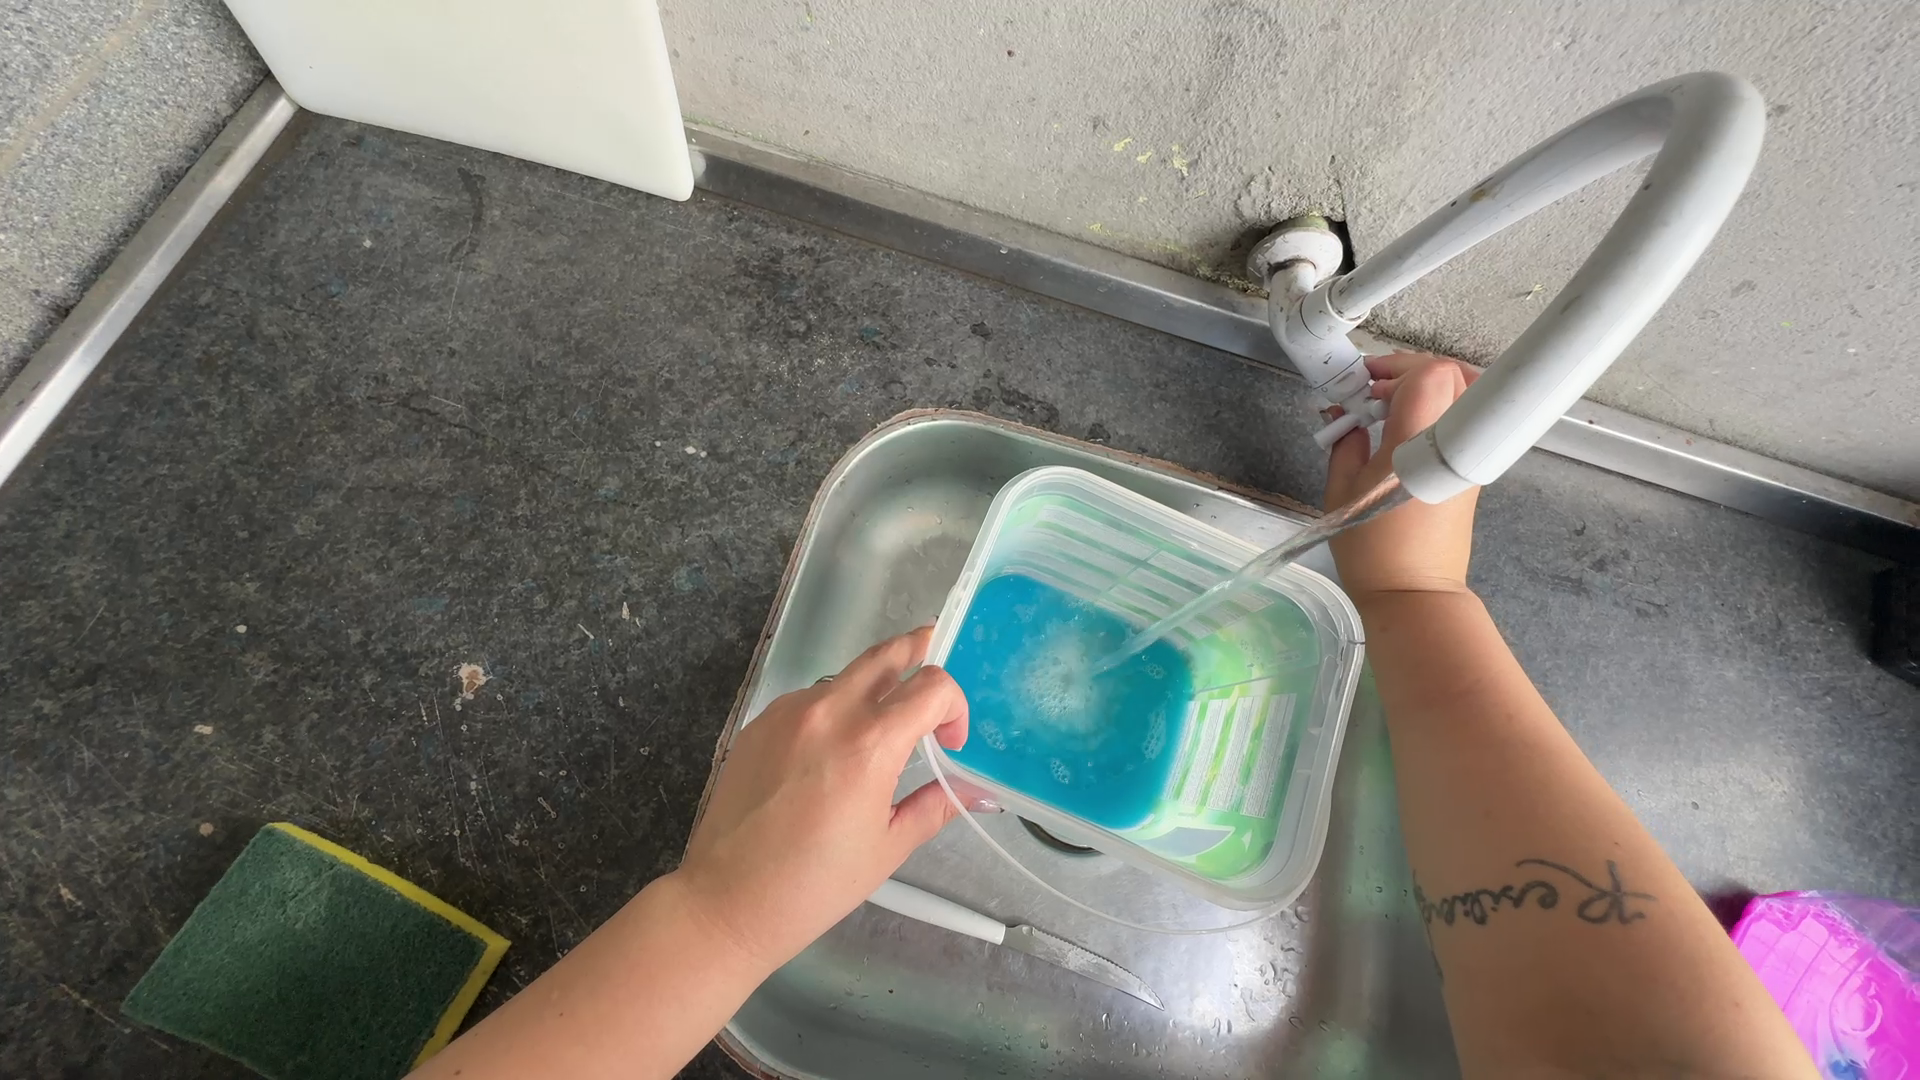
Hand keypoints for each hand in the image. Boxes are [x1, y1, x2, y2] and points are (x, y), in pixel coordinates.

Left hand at [667, 627, 968, 971]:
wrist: (725, 901)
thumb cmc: (815, 884)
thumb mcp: (888, 847)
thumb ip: (937, 805)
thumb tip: (977, 789)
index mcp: (869, 743)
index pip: (932, 686)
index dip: (955, 706)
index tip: (949, 742)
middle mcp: (830, 711)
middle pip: (888, 652)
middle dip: (921, 652)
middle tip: (934, 676)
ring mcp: (789, 710)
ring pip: (848, 676)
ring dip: (875, 691)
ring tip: (877, 736)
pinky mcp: (762, 720)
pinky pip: (812, 698)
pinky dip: (835, 711)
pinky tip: (829, 754)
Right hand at [1326, 353, 1480, 605]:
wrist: (1412, 593)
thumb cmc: (1369, 547)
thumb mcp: (1340, 492)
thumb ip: (1345, 443)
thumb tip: (1347, 416)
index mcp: (1416, 445)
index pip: (1429, 375)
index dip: (1395, 368)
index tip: (1364, 384)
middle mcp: (1452, 444)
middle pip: (1453, 375)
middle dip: (1411, 371)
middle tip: (1373, 390)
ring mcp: (1466, 457)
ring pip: (1463, 395)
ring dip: (1425, 389)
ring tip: (1385, 408)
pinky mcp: (1469, 472)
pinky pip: (1459, 423)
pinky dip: (1433, 412)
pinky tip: (1399, 430)